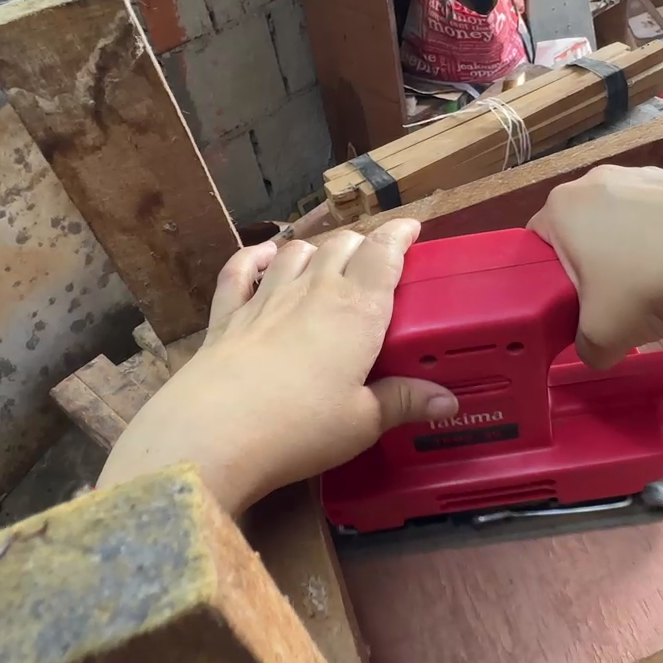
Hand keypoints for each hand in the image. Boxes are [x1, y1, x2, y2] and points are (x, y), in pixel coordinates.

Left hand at [98, 220, 457, 512]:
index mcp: (357, 310)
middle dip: (363, 244)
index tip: (412, 228)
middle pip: (343, 244)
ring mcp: (266, 296)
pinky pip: (240, 269)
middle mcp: (314, 290)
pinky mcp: (227, 313)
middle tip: (375, 261)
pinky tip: (263, 258)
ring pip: (297, 251)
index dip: (400, 235)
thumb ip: (405, 403)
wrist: (213, 434)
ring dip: (317, 249)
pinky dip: (254, 258)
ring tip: (327, 262)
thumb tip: (450, 402)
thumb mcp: (363, 422)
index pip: (384, 253)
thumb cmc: (301, 427)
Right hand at [529, 166, 662, 366]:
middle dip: (596, 264)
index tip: (572, 303)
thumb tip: (595, 353)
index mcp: (563, 207)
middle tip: (615, 301)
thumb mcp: (603, 337)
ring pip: (626, 219)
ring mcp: (646, 174)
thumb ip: (585, 350)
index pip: (537, 241)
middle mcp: (598, 179)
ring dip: (635, 251)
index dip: (550, 276)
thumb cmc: (649, 286)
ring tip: (661, 288)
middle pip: (583, 228)